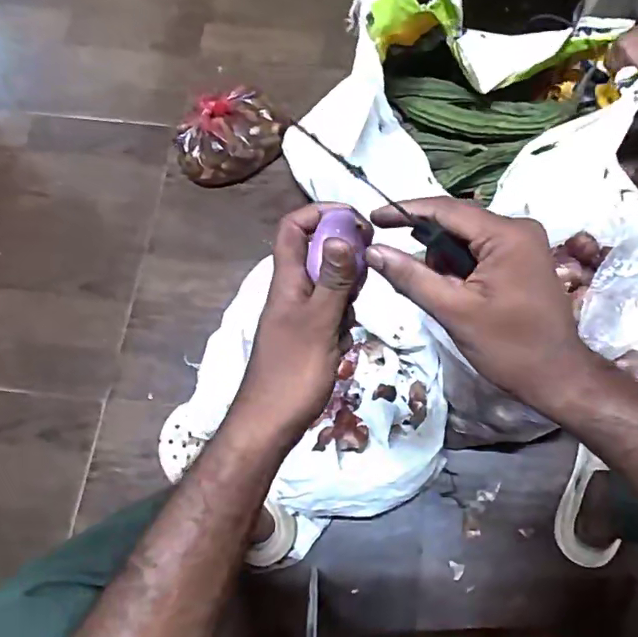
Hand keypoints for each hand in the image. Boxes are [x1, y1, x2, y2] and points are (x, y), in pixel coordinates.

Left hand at [228, 204, 363, 443]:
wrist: (270, 423)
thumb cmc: (292, 373)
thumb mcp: (319, 322)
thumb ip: (332, 279)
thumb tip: (341, 234)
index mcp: (286, 280)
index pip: (294, 226)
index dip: (321, 213)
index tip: (356, 221)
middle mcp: (291, 290)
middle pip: (316, 251)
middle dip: (344, 252)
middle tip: (367, 266)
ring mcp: (300, 313)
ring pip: (328, 282)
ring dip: (346, 289)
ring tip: (354, 310)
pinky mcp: (309, 334)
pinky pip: (331, 311)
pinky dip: (343, 317)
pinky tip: (344, 339)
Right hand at [364, 198, 597, 410]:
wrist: (558, 377)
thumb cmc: (508, 346)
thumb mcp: (453, 311)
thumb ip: (411, 277)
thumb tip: (373, 251)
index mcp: (507, 234)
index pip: (447, 209)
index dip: (406, 211)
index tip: (374, 218)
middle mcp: (519, 229)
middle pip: (457, 223)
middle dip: (426, 244)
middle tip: (398, 268)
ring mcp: (525, 245)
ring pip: (468, 239)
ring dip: (443, 259)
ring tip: (436, 292)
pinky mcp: (524, 261)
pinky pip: (482, 252)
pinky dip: (460, 268)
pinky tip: (452, 292)